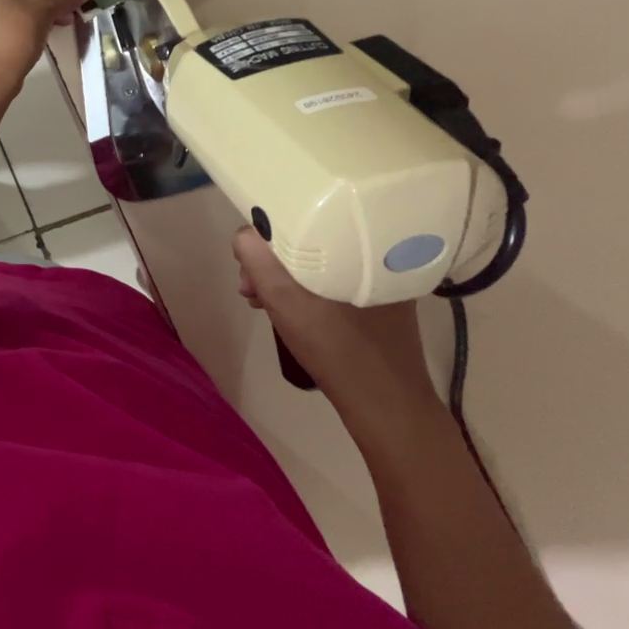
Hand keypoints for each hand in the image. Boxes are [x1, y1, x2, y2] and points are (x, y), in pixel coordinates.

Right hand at [233, 228, 439, 422]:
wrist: (384, 404)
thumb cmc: (333, 348)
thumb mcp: (284, 300)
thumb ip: (258, 260)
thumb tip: (244, 235)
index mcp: (363, 249)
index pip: (303, 224)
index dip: (265, 242)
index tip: (250, 272)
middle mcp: (377, 260)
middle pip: (308, 246)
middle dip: (271, 265)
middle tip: (254, 293)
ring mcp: (381, 286)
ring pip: (318, 268)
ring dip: (284, 281)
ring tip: (266, 306)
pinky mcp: (380, 307)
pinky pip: (333, 285)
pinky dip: (307, 294)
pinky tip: (294, 315)